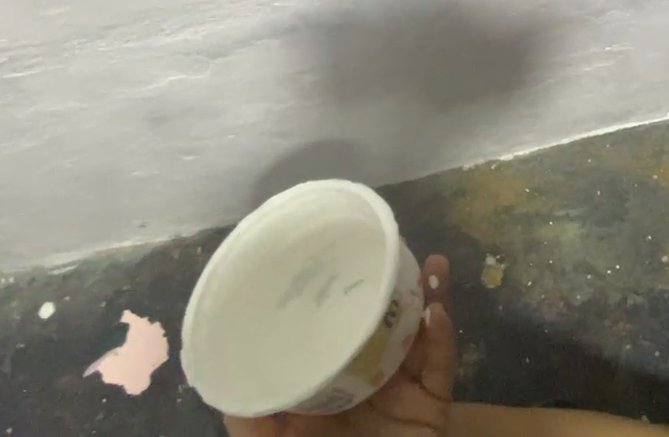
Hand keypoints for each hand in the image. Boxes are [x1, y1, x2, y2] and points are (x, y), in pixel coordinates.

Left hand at [224, 254, 456, 436]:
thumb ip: (254, 430)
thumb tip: (225, 386)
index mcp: (332, 391)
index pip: (338, 336)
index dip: (341, 299)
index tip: (340, 262)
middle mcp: (369, 382)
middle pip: (386, 325)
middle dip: (394, 288)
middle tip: (396, 250)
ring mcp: (404, 393)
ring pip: (420, 334)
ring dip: (429, 297)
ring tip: (433, 266)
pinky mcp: (433, 405)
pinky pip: (440, 365)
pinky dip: (442, 337)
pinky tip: (437, 313)